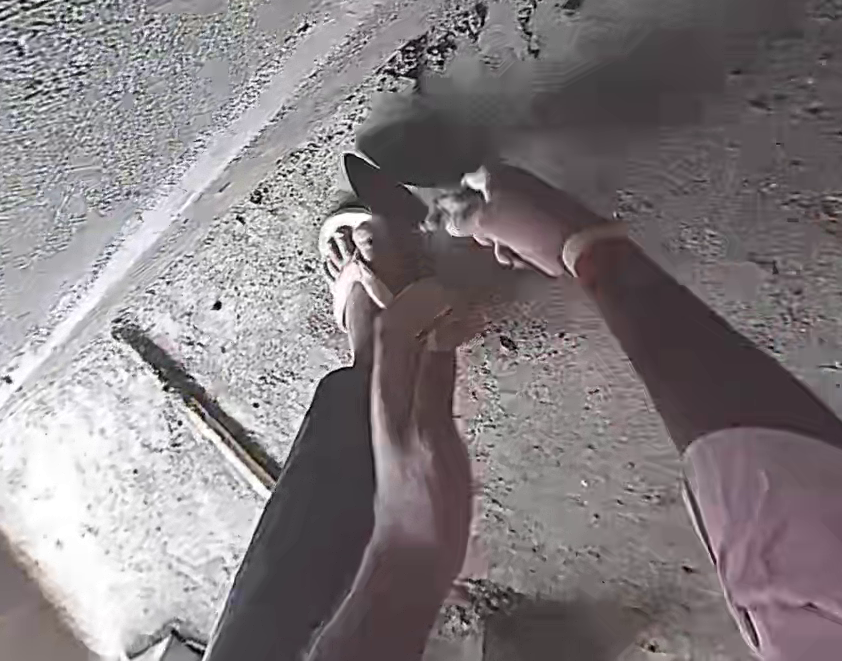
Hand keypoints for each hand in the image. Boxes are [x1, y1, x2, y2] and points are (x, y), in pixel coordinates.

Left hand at [365, 283, 471, 587]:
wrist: (413, 552)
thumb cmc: (424, 506)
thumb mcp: (434, 440)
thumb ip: (434, 385)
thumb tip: (440, 334)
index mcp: (389, 392)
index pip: (393, 326)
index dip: (417, 300)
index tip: (449, 289)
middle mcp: (387, 392)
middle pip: (393, 329)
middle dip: (419, 302)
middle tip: (453, 291)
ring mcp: (397, 405)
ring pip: (403, 346)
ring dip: (426, 320)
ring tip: (455, 307)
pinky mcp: (411, 419)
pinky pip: (416, 366)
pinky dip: (434, 345)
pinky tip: (451, 346)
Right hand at [431, 163, 608, 276]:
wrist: (580, 244)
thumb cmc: (533, 227)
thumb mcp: (487, 223)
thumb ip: (462, 219)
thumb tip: (449, 221)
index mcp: (499, 175)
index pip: (467, 183)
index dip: (456, 201)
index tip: (448, 218)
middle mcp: (515, 183)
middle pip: (484, 206)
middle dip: (482, 228)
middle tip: (487, 239)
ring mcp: (532, 201)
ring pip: (503, 224)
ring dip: (502, 242)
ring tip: (510, 253)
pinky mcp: (546, 219)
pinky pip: (522, 233)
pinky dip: (519, 246)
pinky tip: (524, 257)